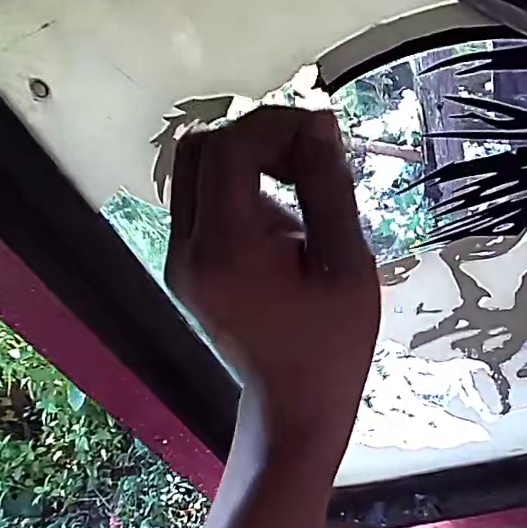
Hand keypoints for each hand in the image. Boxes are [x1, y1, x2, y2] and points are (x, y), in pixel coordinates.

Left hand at [166, 106, 378, 454]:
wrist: (293, 404)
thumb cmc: (331, 344)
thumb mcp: (346, 264)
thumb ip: (328, 189)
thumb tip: (317, 125)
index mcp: (224, 249)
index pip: (228, 148)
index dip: (276, 123)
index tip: (323, 129)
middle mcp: (186, 248)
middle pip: (199, 149)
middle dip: (256, 134)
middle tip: (309, 151)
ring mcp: (179, 258)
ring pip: (198, 171)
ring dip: (248, 157)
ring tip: (302, 179)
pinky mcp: (186, 265)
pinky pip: (203, 199)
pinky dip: (240, 184)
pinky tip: (283, 207)